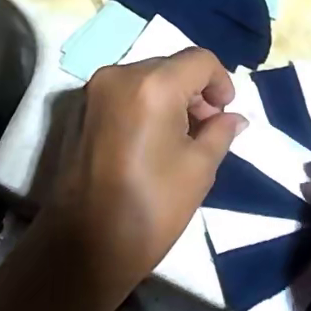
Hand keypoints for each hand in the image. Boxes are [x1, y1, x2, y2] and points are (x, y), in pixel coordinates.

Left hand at [35, 48, 246, 310]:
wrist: (81, 250)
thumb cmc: (150, 208)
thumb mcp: (199, 169)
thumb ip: (220, 132)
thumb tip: (234, 118)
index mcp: (152, 85)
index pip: (200, 60)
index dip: (221, 82)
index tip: (225, 113)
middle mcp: (118, 76)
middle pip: (170, 66)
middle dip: (194, 91)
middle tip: (206, 129)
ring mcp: (92, 92)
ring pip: (145, 78)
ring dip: (169, 98)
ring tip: (178, 138)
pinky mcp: (76, 111)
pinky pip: (122, 94)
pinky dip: (143, 106)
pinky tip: (149, 142)